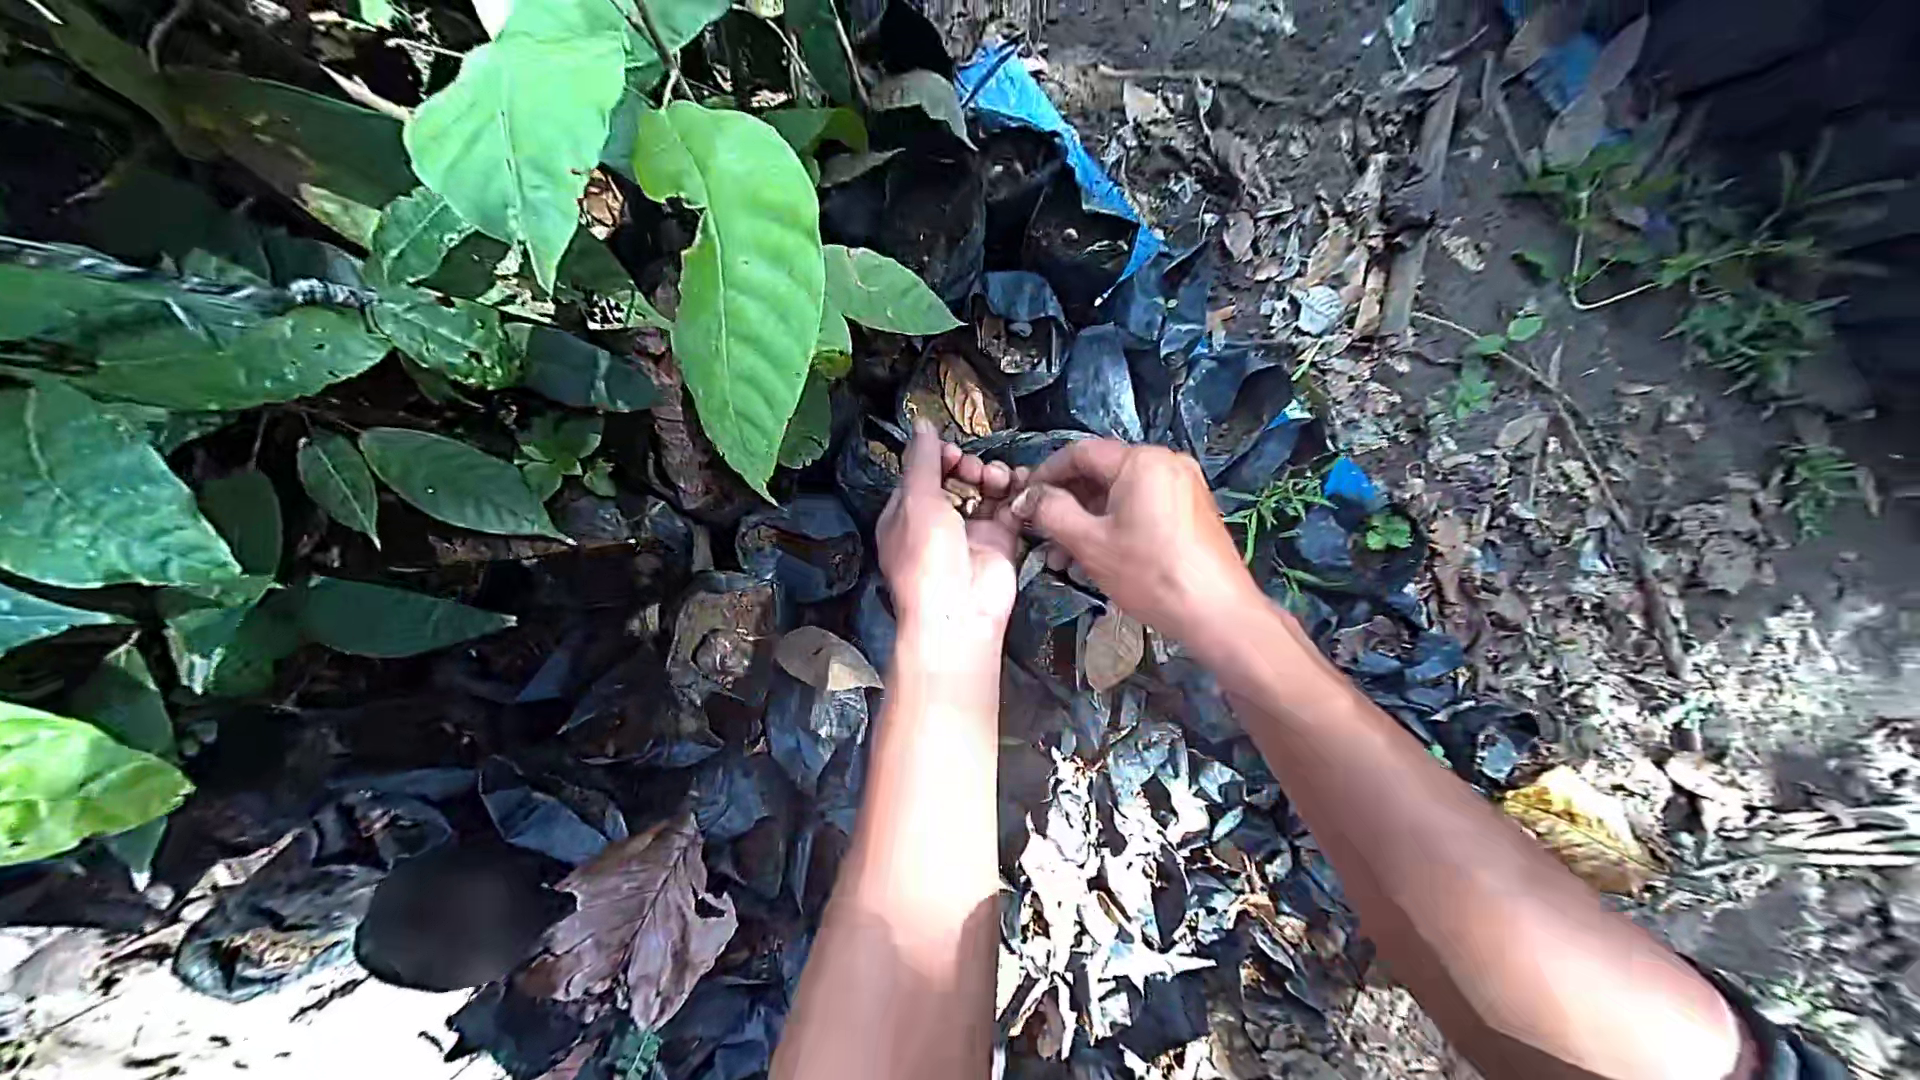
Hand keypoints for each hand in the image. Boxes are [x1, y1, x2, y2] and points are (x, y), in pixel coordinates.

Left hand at [876, 422, 1020, 656]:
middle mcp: (938, 522)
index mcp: (907, 514)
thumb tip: (921, 424)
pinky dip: (1016, 494)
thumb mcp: (917, 499)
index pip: (923, 475)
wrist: (959, 610)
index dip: (939, 458)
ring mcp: (970, 533)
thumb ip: (923, 460)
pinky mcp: (1000, 541)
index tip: (952, 452)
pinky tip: (1020, 484)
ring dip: (993, 477)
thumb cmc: (926, 554)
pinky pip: (1010, 509)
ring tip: (998, 480)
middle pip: (957, 480)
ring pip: (985, 491)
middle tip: (975, 470)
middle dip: (968, 467)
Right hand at [1003, 440, 1261, 647]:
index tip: (1024, 500)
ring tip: (1063, 556)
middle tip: (1041, 533)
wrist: (1216, 614)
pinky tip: (1094, 556)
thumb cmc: (1150, 574)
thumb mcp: (1089, 542)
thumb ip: (1051, 512)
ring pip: (1118, 495)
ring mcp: (1181, 486)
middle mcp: (1165, 463)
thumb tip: (1027, 498)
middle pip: (1100, 473)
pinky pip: (1140, 507)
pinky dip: (1113, 526)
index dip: (1045, 474)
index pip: (1079, 453)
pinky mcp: (1189, 511)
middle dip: (1066, 504)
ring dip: (1086, 520)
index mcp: (1141, 461)